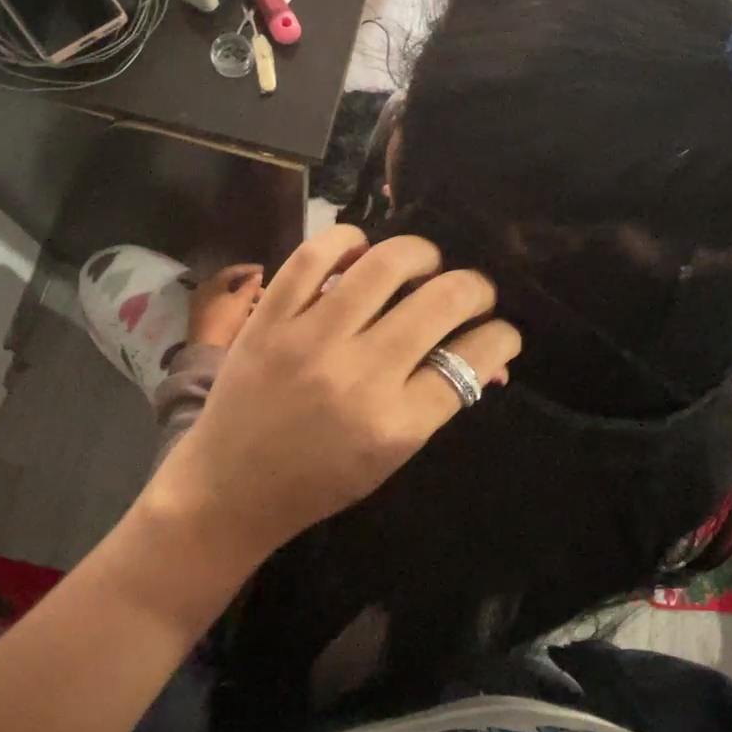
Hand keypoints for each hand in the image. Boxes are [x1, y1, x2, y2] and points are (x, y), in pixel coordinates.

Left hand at [155, 225, 521, 560]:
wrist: (228, 491)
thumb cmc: (319, 482)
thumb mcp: (391, 457)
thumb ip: (439, 402)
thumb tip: (489, 360)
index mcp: (396, 422)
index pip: (473, 358)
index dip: (502, 337)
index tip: (501, 332)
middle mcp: (360, 375)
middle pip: (443, 301)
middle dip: (477, 288)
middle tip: (474, 291)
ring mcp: (310, 340)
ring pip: (385, 264)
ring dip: (422, 254)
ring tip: (426, 263)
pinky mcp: (269, 319)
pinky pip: (313, 256)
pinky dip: (346, 240)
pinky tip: (361, 249)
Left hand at [188, 263, 263, 347]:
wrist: (208, 349)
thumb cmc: (226, 320)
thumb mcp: (242, 301)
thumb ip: (250, 286)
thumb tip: (257, 275)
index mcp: (212, 284)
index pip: (231, 271)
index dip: (248, 269)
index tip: (263, 270)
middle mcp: (204, 292)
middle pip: (229, 285)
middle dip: (248, 286)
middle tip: (263, 290)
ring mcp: (203, 307)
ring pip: (227, 298)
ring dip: (244, 299)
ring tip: (259, 304)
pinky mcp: (205, 320)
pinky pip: (224, 309)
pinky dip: (237, 308)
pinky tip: (249, 315)